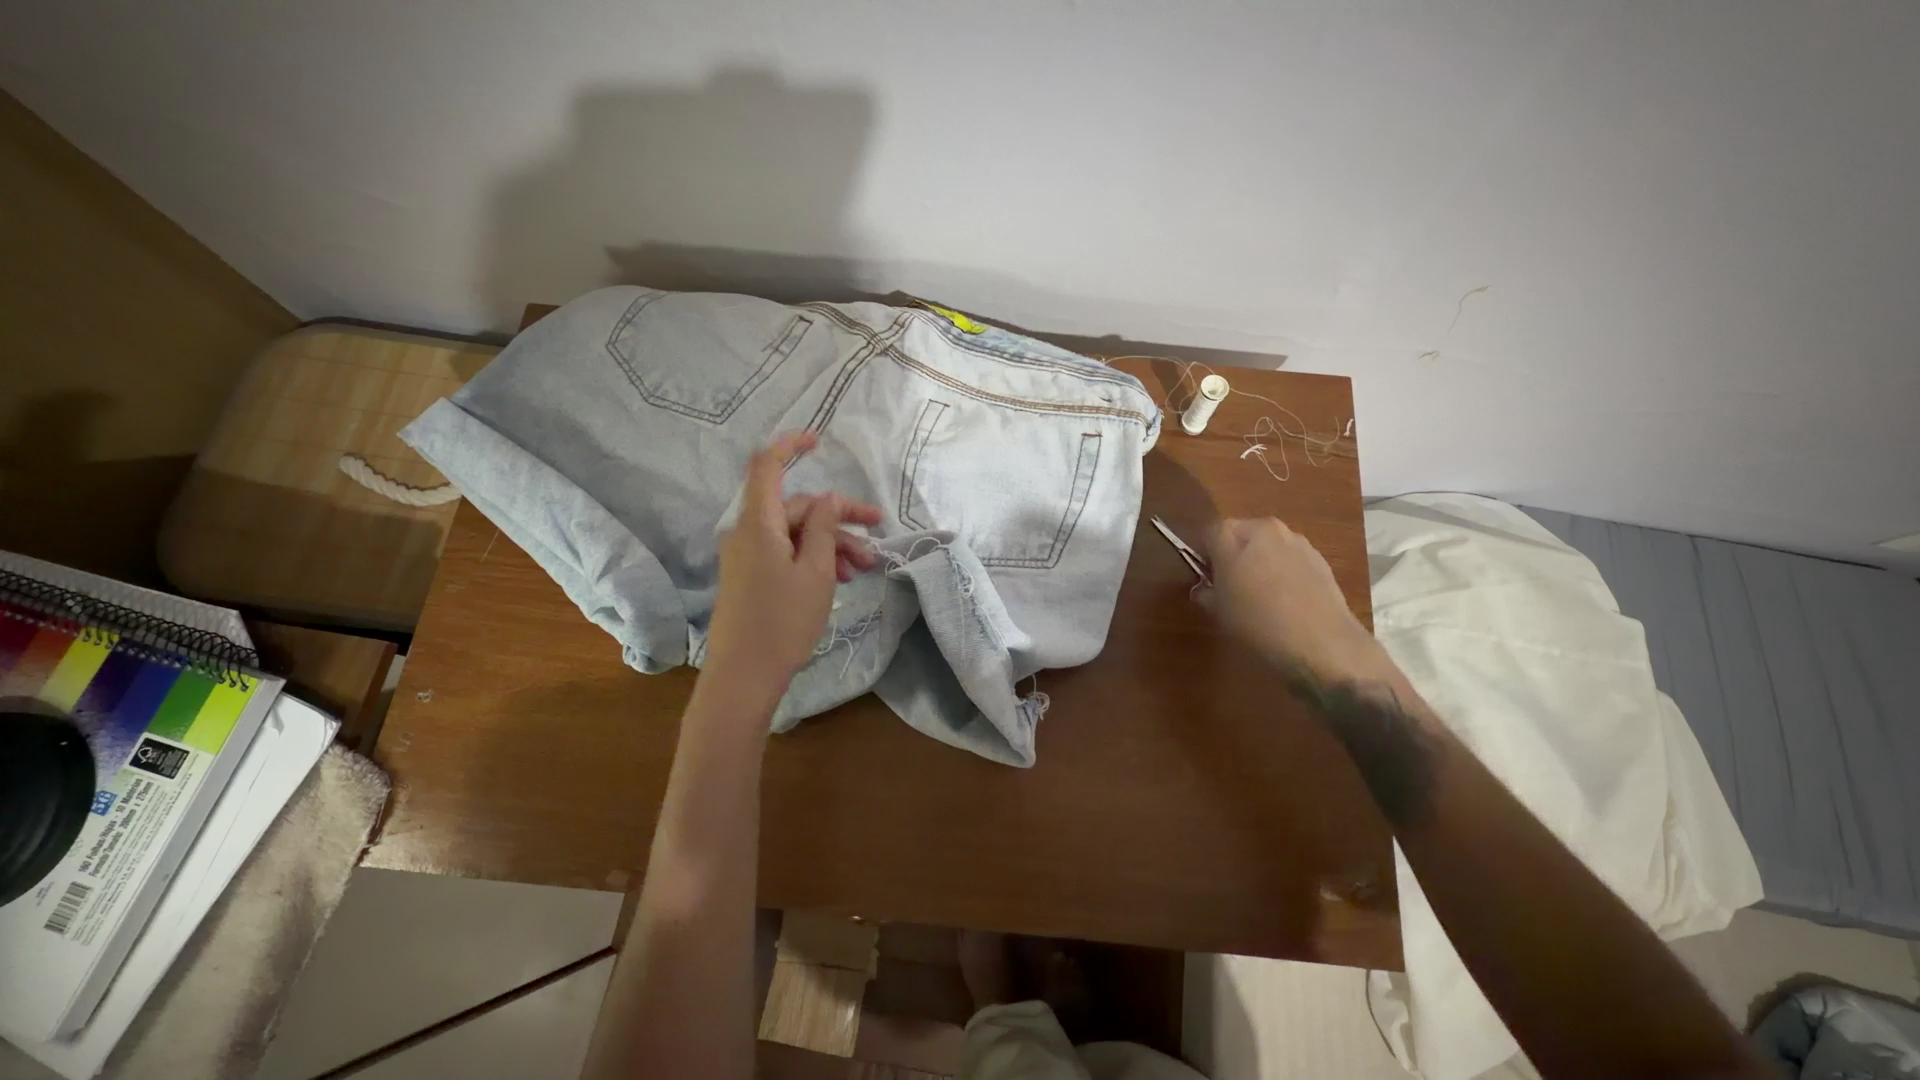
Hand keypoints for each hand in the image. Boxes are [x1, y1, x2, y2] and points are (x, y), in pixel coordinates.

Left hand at [702, 432, 882, 707]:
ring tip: (864, 570)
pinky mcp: (751, 579)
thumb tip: (826, 499)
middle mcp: (747, 533)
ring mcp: (747, 557)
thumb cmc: (783, 621)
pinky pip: (785, 555)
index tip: (819, 440)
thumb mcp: (815, 572)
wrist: (744, 675)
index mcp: (758, 523)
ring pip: (795, 535)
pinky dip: (813, 561)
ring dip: (831, 545)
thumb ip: (822, 528)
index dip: (791, 445)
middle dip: (837, 520)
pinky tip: (841, 580)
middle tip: (875, 540)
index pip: (767, 466)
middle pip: (796, 508)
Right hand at [1200, 517, 1390, 683]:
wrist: (1321, 642)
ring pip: (1269, 546)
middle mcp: (1267, 528)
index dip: (1205, 555)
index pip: (1209, 533)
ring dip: (1262, 562)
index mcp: (1235, 535)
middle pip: (1241, 534)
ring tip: (1264, 596)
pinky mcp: (1320, 559)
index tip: (1207, 579)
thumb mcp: (1219, 612)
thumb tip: (1205, 590)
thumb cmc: (1258, 622)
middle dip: (1234, 555)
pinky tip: (1289, 602)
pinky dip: (1285, 573)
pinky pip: (1292, 560)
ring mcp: (1298, 541)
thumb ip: (1206, 593)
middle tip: (1232, 587)